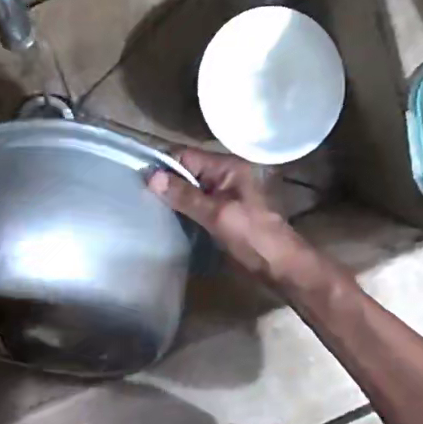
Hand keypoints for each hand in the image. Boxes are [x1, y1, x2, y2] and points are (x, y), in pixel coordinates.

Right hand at [147, 148, 332, 292]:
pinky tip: (169, 220)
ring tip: (150, 209)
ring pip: (191, 189)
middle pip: (187, 171)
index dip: (164, 166)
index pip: (186, 156)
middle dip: (167, 183)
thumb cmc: (252, 237)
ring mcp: (226, 194)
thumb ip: (185, 195)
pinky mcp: (224, 212)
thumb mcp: (217, 214)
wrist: (281, 267)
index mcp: (229, 167)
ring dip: (174, 198)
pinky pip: (198, 204)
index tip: (141, 181)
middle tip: (141, 197)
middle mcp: (227, 175)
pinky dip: (184, 210)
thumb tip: (152, 176)